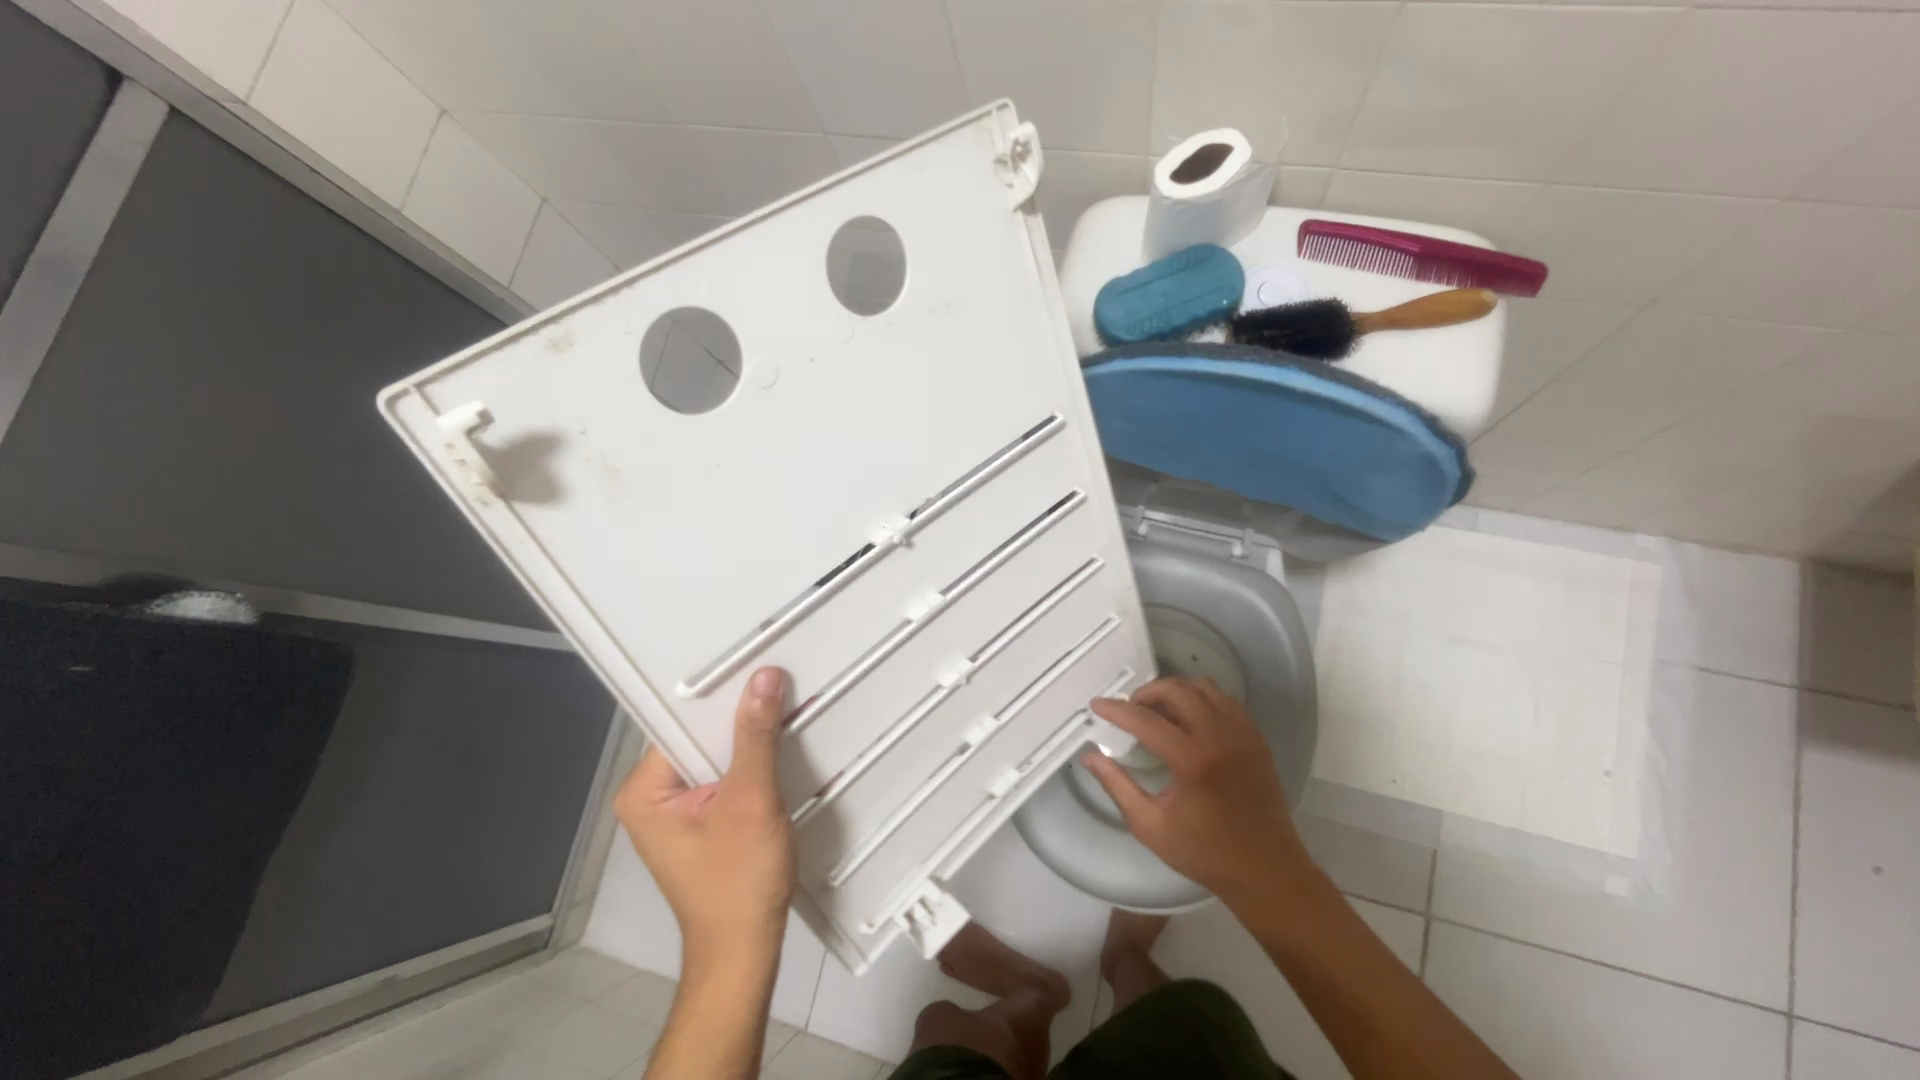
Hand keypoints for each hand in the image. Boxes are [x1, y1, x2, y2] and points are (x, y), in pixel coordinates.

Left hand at [614, 667, 796, 967]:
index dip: (720, 697)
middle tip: (776, 688)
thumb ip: (756, 738)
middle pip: (697, 736)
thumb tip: (763, 682)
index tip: (754, 672)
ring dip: (748, 742)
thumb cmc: (738, 884)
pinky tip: (776, 752)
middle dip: (738, 719)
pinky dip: (749, 766)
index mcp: (643, 791)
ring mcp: (674, 810)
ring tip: (781, 714)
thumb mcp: (751, 801)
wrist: (745, 947)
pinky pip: (722, 776)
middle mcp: (650, 796)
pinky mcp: (699, 820)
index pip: (680, 722)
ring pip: (713, 756)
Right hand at [1082, 676, 1311, 901]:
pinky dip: (1203, 700)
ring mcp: (1243, 735)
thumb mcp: (1151, 826)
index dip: (1116, 710)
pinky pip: (1226, 702)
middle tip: (1130, 709)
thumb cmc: (1205, 853)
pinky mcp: (1256, 740)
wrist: (1266, 870)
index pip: (1146, 720)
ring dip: (1177, 691)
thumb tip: (1091, 757)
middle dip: (1147, 692)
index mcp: (1192, 760)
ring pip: (1205, 688)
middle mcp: (1219, 737)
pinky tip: (1191, 721)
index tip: (1097, 705)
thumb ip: (1118, 787)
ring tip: (1160, 712)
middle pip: (1177, 690)